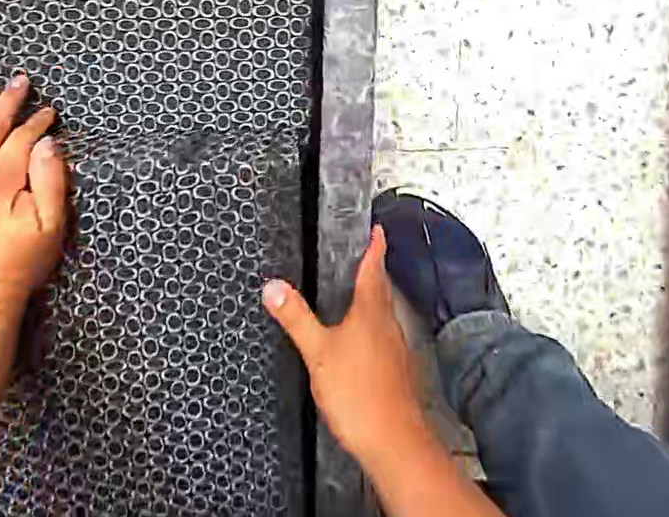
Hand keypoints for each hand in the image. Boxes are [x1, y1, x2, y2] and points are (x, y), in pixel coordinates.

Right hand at [262, 225, 432, 466]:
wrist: (394, 440)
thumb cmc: (360, 394)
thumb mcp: (318, 351)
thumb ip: (296, 318)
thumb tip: (273, 287)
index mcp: (370, 309)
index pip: (374, 266)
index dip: (375, 245)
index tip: (377, 228)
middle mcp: (387, 321)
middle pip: (381, 286)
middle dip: (373, 268)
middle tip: (366, 254)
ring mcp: (394, 344)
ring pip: (384, 310)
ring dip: (373, 295)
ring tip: (360, 291)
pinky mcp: (395, 366)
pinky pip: (384, 333)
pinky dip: (373, 324)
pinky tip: (362, 338)